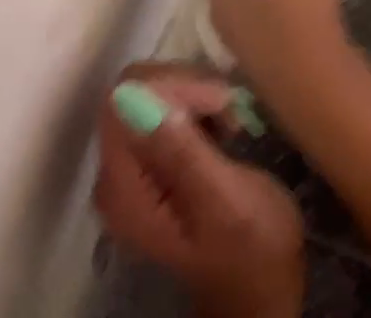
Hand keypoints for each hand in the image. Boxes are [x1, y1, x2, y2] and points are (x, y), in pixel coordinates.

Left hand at [94, 63, 303, 317]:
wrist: (257, 284)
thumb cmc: (251, 248)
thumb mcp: (225, 202)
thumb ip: (184, 153)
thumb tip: (145, 100)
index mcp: (123, 189)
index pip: (121, 102)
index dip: (168, 86)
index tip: (218, 101)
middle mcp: (113, 173)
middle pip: (133, 90)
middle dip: (186, 88)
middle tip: (231, 110)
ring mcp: (130, 165)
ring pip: (150, 91)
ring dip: (196, 94)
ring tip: (232, 121)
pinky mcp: (150, 158)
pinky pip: (162, 106)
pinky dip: (196, 103)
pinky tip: (223, 126)